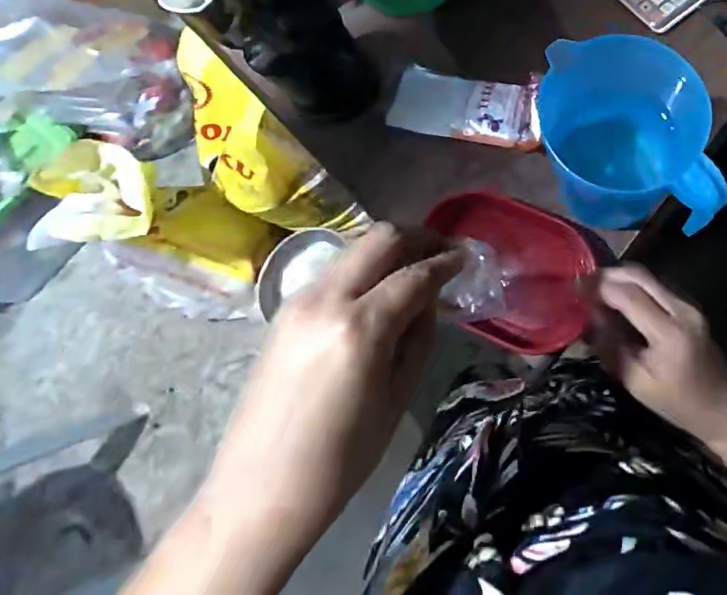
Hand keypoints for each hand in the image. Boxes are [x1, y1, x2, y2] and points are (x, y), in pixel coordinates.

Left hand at [196, 223, 462, 555]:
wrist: (259, 490)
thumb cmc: (339, 461)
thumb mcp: (395, 400)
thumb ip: (418, 337)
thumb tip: (429, 298)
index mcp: (359, 329)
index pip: (413, 275)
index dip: (446, 261)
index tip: (467, 256)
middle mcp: (327, 299)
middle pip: (381, 238)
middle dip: (418, 237)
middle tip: (444, 250)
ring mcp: (300, 299)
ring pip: (355, 248)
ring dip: (390, 249)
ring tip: (415, 268)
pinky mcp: (285, 308)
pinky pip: (335, 270)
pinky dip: (364, 268)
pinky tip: (379, 290)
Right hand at [584, 265, 726, 446]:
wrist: (725, 408)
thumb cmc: (680, 404)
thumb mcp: (637, 384)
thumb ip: (611, 348)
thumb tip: (589, 318)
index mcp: (670, 333)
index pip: (627, 296)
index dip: (598, 287)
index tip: (574, 285)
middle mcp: (682, 310)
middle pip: (638, 275)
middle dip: (606, 274)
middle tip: (582, 282)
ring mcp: (688, 304)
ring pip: (646, 276)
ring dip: (619, 277)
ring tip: (595, 288)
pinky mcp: (688, 304)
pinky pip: (654, 284)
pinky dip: (632, 284)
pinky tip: (617, 296)